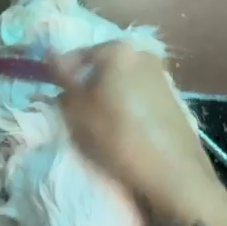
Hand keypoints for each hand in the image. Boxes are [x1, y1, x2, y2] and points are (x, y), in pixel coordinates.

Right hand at [46, 42, 217, 217]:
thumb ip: (62, 79)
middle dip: (85, 85)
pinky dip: (126, 108)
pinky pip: (137, 97)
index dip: (59, 76)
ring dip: (106, 97)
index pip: (75, 56)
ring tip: (98, 125)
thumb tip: (51, 58)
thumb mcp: (78, 110)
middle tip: (74, 112)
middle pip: (100, 67)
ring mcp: (161, 76)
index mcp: (117, 50)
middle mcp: (141, 54)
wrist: (175, 175)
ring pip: (119, 83)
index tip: (53, 97)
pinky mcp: (172, 99)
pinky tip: (122, 131)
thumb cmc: (119, 137)